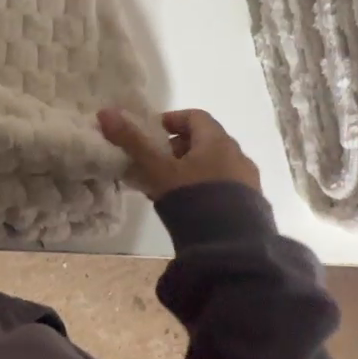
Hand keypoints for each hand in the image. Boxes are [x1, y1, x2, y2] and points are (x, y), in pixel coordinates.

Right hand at [98, 107, 259, 199]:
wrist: (230, 245)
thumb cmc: (191, 196)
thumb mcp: (156, 168)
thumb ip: (131, 141)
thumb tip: (105, 112)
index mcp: (217, 141)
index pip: (195, 116)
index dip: (170, 120)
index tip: (151, 135)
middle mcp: (238, 155)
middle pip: (205, 140)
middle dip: (177, 147)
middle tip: (155, 161)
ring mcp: (248, 180)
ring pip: (215, 164)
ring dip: (191, 168)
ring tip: (169, 186)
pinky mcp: (252, 204)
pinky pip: (224, 184)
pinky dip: (205, 186)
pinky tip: (189, 204)